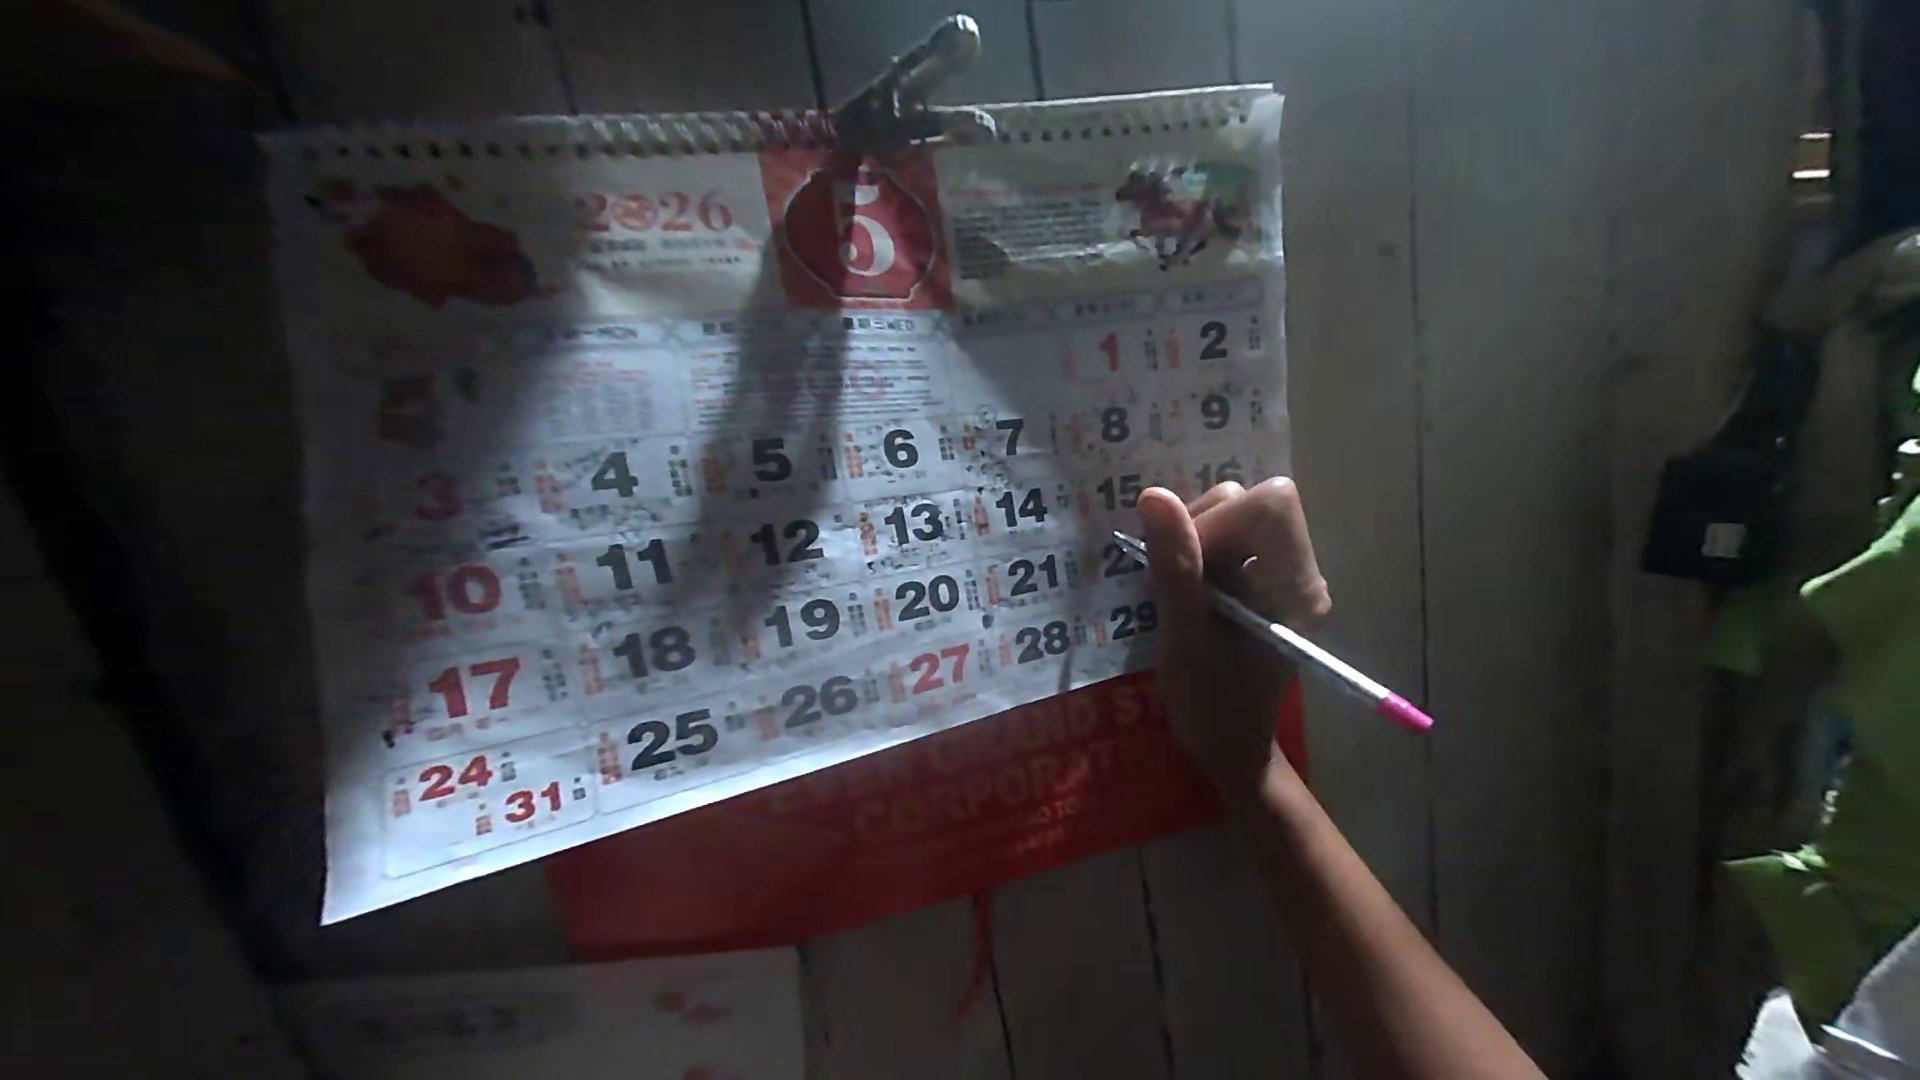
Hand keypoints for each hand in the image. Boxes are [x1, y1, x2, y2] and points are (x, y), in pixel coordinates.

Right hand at [1138, 478, 1329, 803]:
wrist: (1229, 746)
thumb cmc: (1210, 703)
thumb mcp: (1185, 639)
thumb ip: (1175, 568)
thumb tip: (1154, 496)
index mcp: (1295, 584)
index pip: (1271, 504)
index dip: (1219, 519)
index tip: (1185, 566)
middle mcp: (1297, 570)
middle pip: (1248, 503)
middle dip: (1198, 529)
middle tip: (1175, 579)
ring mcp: (1278, 574)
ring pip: (1231, 515)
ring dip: (1191, 542)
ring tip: (1177, 591)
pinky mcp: (1259, 581)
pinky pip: (1224, 538)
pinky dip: (1193, 553)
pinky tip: (1183, 590)